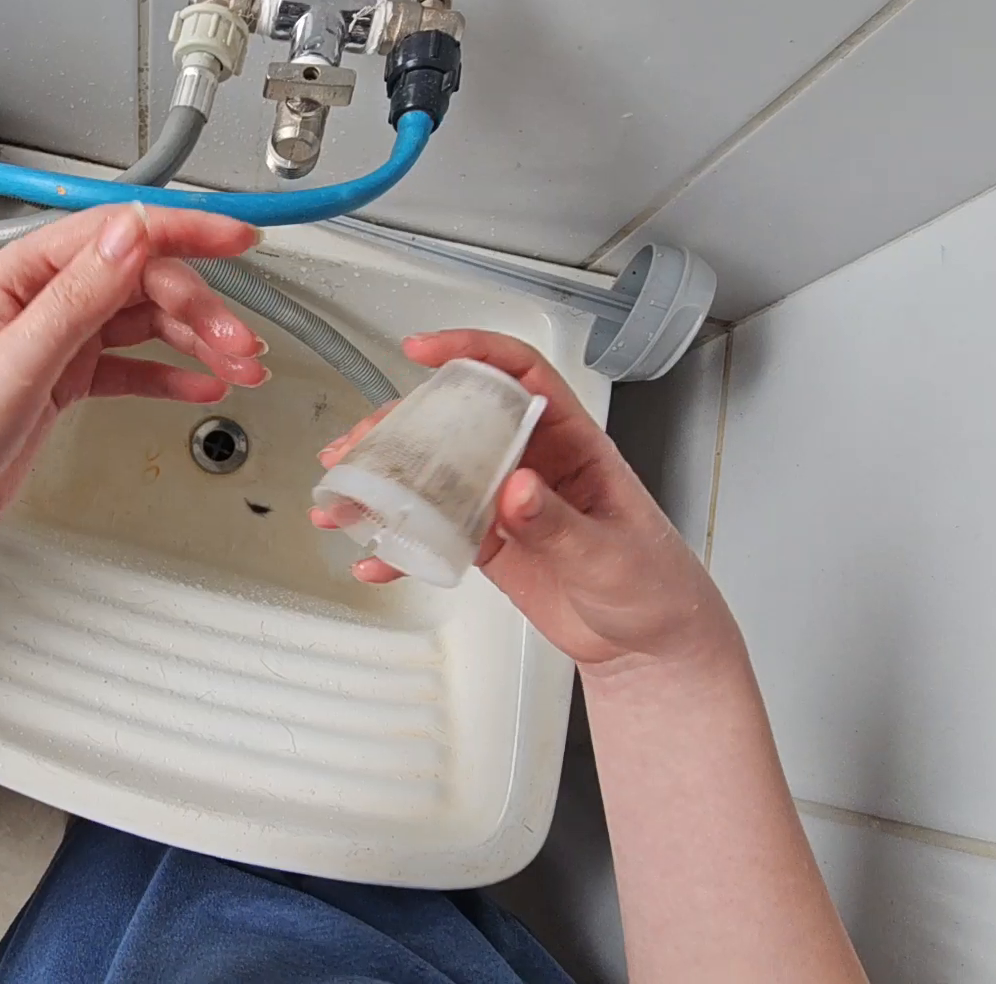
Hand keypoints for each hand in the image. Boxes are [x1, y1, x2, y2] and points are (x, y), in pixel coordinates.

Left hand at [0, 203, 266, 538]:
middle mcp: (44, 299)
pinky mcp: (70, 378)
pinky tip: (202, 385)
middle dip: (199, 308)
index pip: (116, 234)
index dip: (182, 232)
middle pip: (141, 281)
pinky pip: (132, 365)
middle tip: (240, 342)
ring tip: (238, 366)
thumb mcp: (17, 362)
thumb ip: (77, 298)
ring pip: (144, 323)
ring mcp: (60, 340)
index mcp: (22, 276)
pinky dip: (170, 374)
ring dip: (195, 342)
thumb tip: (128, 236)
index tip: (234, 238)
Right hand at [311, 330, 734, 672]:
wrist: (644, 645)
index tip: (422, 350)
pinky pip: (429, 530)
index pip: (518, 375)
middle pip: (451, 424)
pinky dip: (398, 545)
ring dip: (380, 486)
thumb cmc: (653, 588)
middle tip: (355, 449)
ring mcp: (499, 500)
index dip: (470, 351)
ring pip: (429, 475)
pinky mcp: (482, 538)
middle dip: (393, 429)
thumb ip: (560, 523)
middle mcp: (526, 461)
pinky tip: (377, 559)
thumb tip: (515, 487)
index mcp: (569, 443)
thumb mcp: (612, 555)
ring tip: (342, 502)